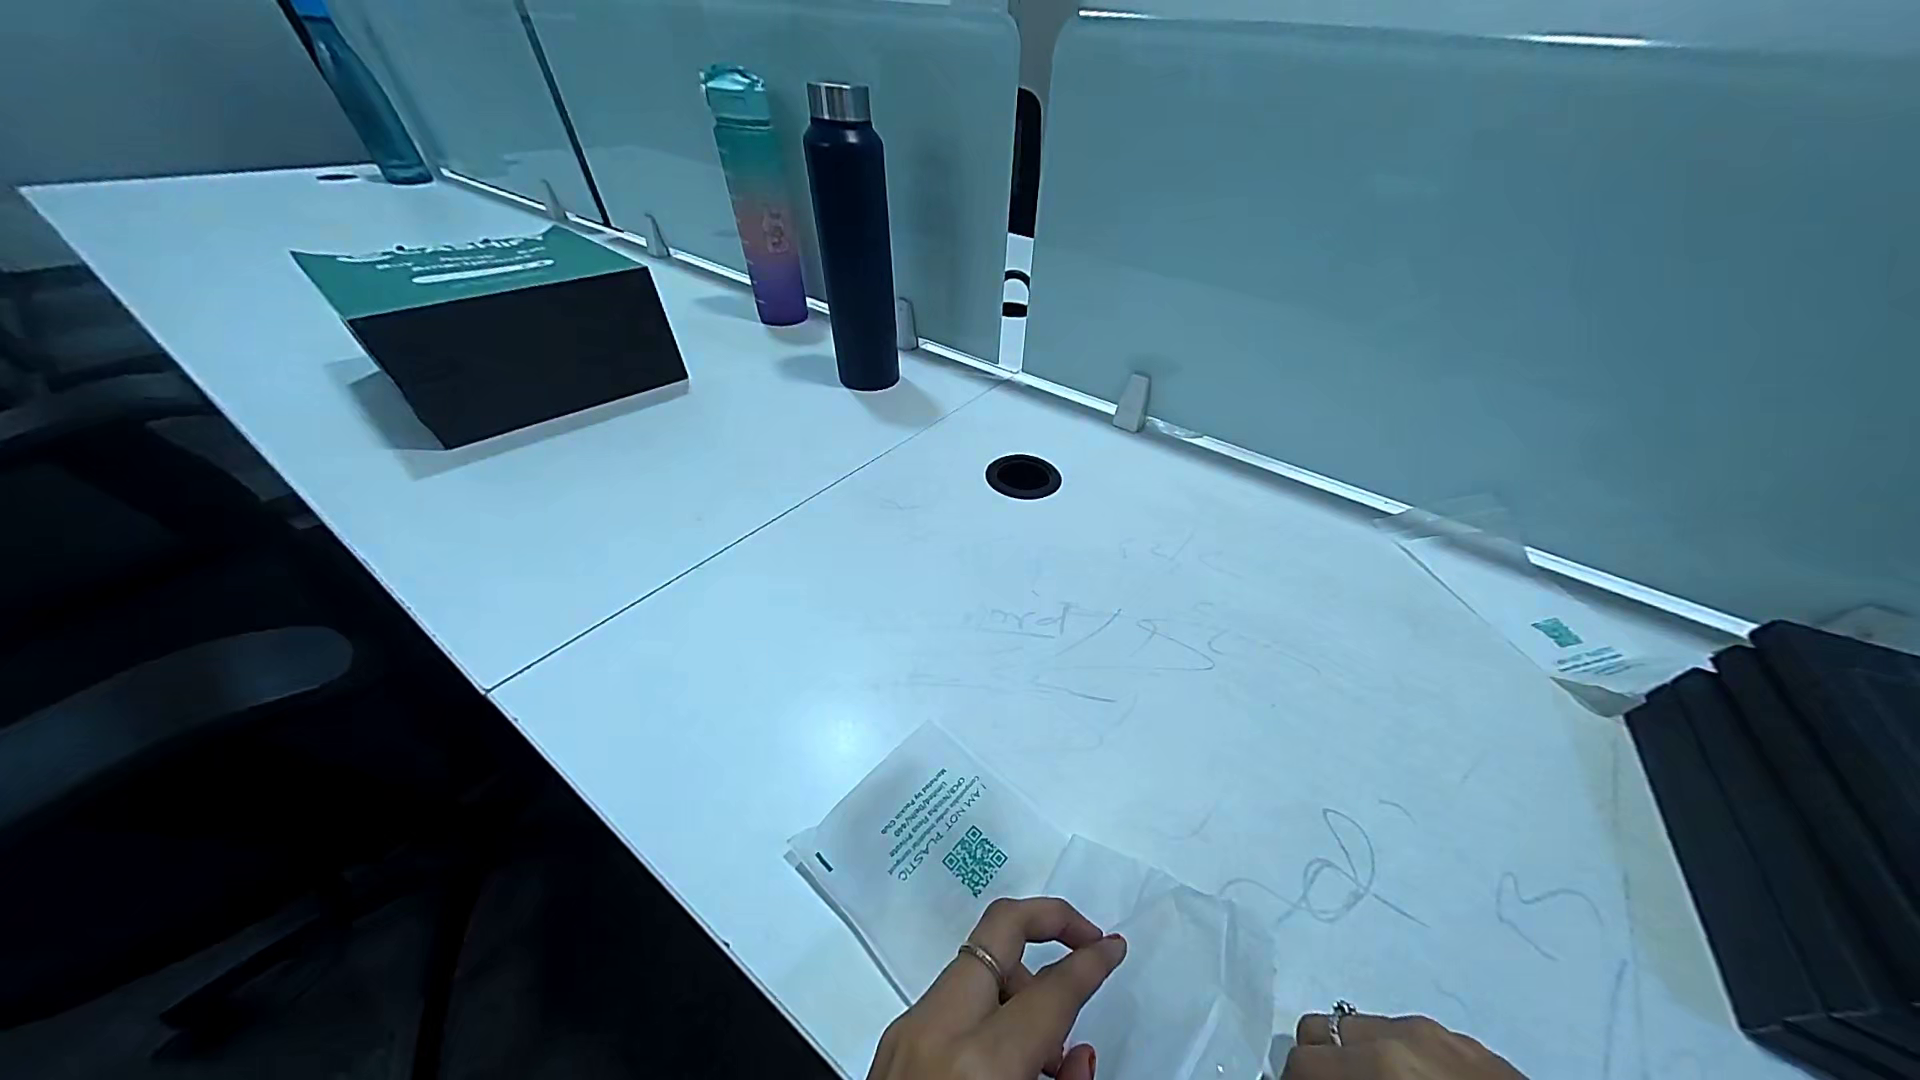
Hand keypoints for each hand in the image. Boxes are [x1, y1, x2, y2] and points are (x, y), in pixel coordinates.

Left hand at [866, 896, 1127, 1079]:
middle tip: (1087, 938)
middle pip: (999, 926)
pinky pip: (954, 996)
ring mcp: (908, 1028)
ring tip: (1046, 1042)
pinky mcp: (893, 1038)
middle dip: (1050, 918)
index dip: (1092, 962)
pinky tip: (1006, 1057)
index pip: (1051, 991)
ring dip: (1019, 976)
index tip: (1114, 947)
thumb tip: (1079, 1050)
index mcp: (979, 1066)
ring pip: (976, 960)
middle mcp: (938, 1029)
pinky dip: (990, 1006)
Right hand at [1282, 1012, 1528, 1078]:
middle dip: (1316, 1065)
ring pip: (1360, 1027)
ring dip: (1354, 1058)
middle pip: (1318, 1029)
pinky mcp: (1469, 1041)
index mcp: (1382, 1068)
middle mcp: (1399, 1034)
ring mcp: (1436, 1031)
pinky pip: (1406, 1036)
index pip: (1301, 1065)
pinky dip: (1395, 1059)